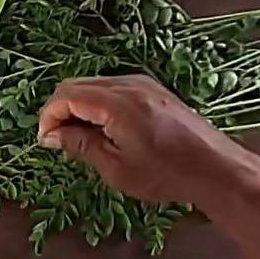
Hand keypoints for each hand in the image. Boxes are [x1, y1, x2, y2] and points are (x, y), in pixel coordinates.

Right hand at [37, 74, 242, 204]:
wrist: (214, 168)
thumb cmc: (165, 174)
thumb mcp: (116, 168)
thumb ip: (80, 145)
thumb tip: (51, 136)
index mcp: (118, 103)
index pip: (66, 96)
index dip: (48, 117)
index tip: (45, 142)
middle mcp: (129, 84)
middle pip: (76, 85)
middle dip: (59, 111)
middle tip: (57, 141)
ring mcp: (142, 84)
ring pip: (93, 86)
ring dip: (77, 108)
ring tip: (77, 140)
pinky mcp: (151, 90)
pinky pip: (111, 89)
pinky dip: (96, 105)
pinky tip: (100, 131)